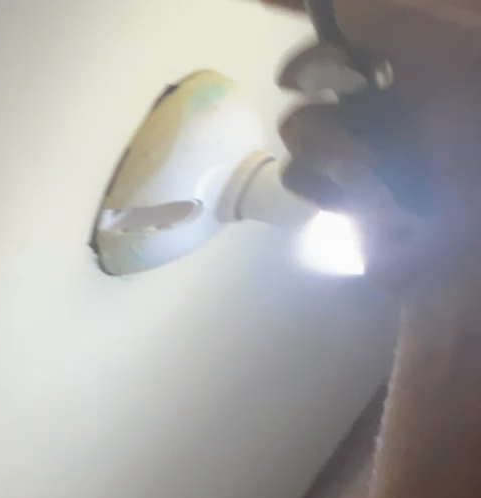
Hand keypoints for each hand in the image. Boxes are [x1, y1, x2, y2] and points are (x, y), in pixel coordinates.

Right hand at [274, 1, 480, 293]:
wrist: (476, 245)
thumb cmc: (478, 142)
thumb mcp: (451, 52)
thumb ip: (389, 14)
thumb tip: (332, 2)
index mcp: (445, 42)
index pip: (366, 14)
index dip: (317, 7)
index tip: (266, 1)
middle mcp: (410, 82)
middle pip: (321, 63)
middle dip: (324, 76)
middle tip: (350, 85)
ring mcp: (377, 136)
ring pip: (303, 123)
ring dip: (334, 146)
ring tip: (381, 165)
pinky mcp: (348, 183)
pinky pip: (299, 172)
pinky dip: (328, 184)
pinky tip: (368, 195)